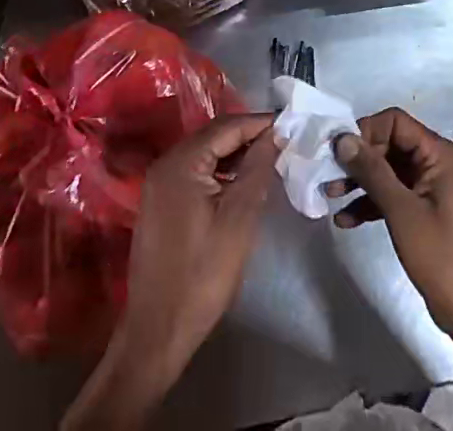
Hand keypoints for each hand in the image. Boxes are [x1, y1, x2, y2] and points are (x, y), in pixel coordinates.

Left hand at [120, 113, 282, 366]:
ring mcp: (159, 185)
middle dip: (250, 134)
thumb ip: (258, 167)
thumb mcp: (240, 216)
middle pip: (214, 135)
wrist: (159, 330)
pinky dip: (222, 169)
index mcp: (180, 163)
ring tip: (273, 156)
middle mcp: (165, 165)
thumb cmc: (204, 272)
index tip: (294, 124)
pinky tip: (245, 179)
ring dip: (238, 151)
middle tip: (287, 139)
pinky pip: (197, 171)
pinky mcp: (162, 203)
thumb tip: (275, 134)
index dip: (262, 123)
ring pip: (206, 153)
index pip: (228, 126)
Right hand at [326, 108, 452, 357]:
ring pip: (387, 172)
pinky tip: (345, 221)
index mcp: (437, 154)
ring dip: (359, 182)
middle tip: (326, 175)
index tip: (336, 151)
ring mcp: (429, 188)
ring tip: (329, 196)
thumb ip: (372, 172)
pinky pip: (392, 196)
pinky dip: (370, 204)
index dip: (365, 131)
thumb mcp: (402, 211)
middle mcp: (434, 163)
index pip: (395, 122)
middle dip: (357, 159)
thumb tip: (343, 138)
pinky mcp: (423, 211)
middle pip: (388, 145)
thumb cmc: (441, 254)